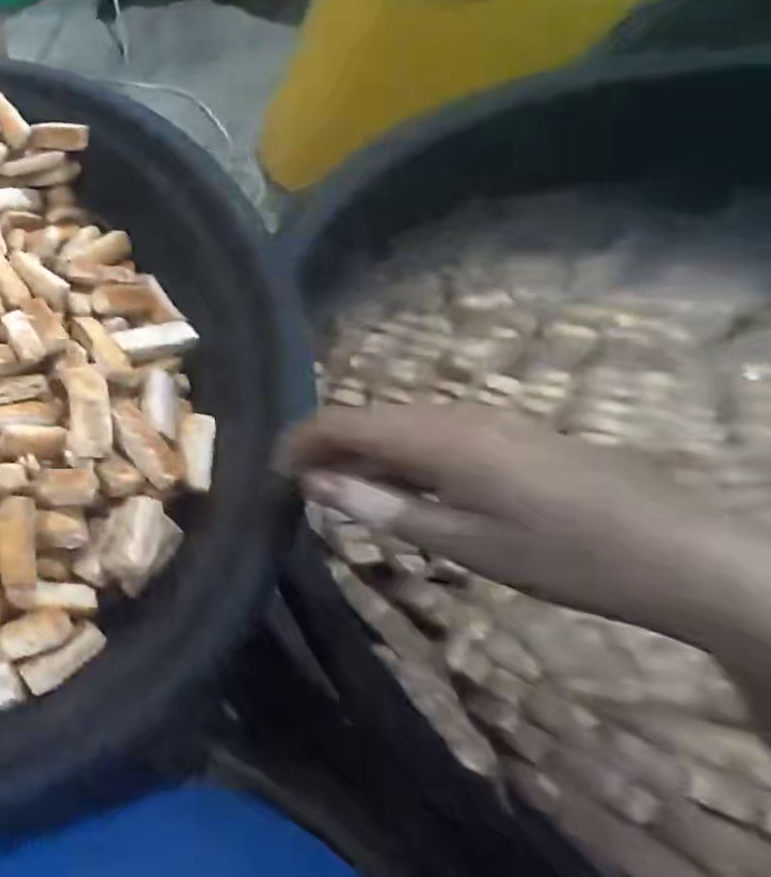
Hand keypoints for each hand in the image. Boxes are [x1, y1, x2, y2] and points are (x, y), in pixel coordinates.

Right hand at [280, 404, 767, 644]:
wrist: (703, 561)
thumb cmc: (570, 557)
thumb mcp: (464, 543)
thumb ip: (378, 506)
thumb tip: (308, 482)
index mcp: (435, 438)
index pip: (336, 422)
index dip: (294, 443)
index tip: (272, 475)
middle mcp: (452, 415)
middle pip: (362, 417)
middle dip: (322, 448)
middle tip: (302, 491)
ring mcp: (485, 420)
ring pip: (394, 423)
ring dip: (359, 451)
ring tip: (347, 493)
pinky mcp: (509, 432)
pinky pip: (428, 430)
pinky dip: (397, 453)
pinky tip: (406, 487)